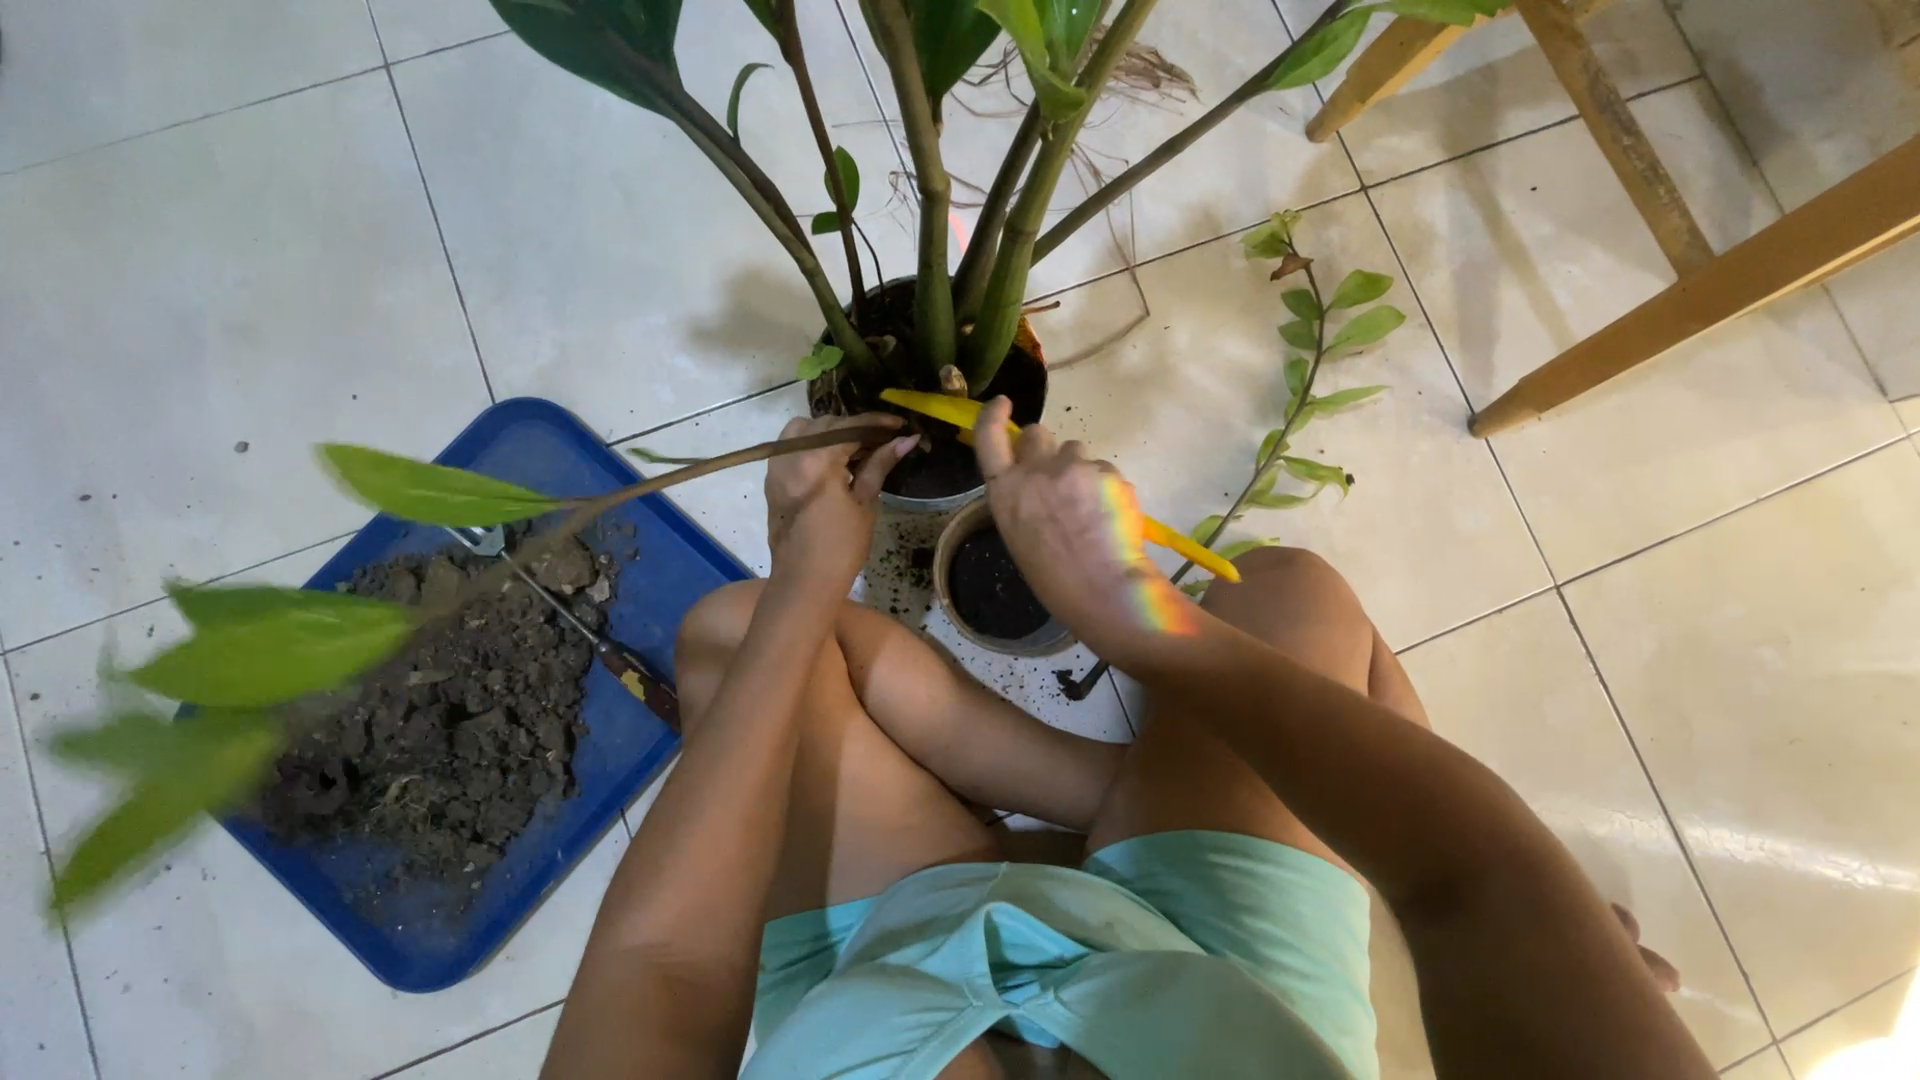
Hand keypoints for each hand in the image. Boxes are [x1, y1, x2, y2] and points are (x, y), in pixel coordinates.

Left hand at [765, 414, 917, 589]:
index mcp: (816, 460)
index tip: (899, 425)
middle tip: (882, 440)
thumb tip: (906, 440)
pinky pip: (791, 446)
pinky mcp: (772, 479)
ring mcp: (776, 466)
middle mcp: (790, 455)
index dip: (876, 423)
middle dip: (854, 427)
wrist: (803, 581)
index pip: (849, 427)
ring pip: (804, 430)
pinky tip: (832, 460)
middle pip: (826, 424)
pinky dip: (812, 444)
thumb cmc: (841, 547)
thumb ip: (880, 464)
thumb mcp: (865, 502)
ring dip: (830, 432)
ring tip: (855, 448)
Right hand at [973, 397, 1196, 664]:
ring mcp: (1072, 468)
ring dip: (1081, 470)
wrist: (1101, 588)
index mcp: (1004, 492)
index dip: (994, 416)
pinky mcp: (1106, 471)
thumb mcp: (1019, 536)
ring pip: (1076, 451)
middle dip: (1047, 448)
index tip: (1003, 403)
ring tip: (1091, 508)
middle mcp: (1033, 472)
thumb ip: (1022, 499)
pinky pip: (1105, 470)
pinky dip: (1108, 488)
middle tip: (1059, 475)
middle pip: (1038, 434)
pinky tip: (1111, 517)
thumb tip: (1037, 484)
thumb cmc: (1054, 577)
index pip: (989, 438)